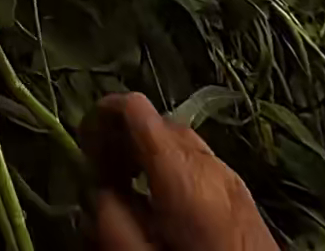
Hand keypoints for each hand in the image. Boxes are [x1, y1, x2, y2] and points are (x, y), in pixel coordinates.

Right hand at [88, 92, 278, 250]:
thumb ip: (111, 218)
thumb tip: (100, 189)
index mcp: (181, 171)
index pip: (135, 107)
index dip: (102, 112)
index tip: (83, 141)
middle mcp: (207, 162)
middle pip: (154, 122)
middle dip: (121, 136)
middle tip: (99, 168)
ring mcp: (229, 177)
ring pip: (175, 141)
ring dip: (144, 152)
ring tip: (126, 186)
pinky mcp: (241, 196)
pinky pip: (196, 163)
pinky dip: (169, 167)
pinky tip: (161, 204)